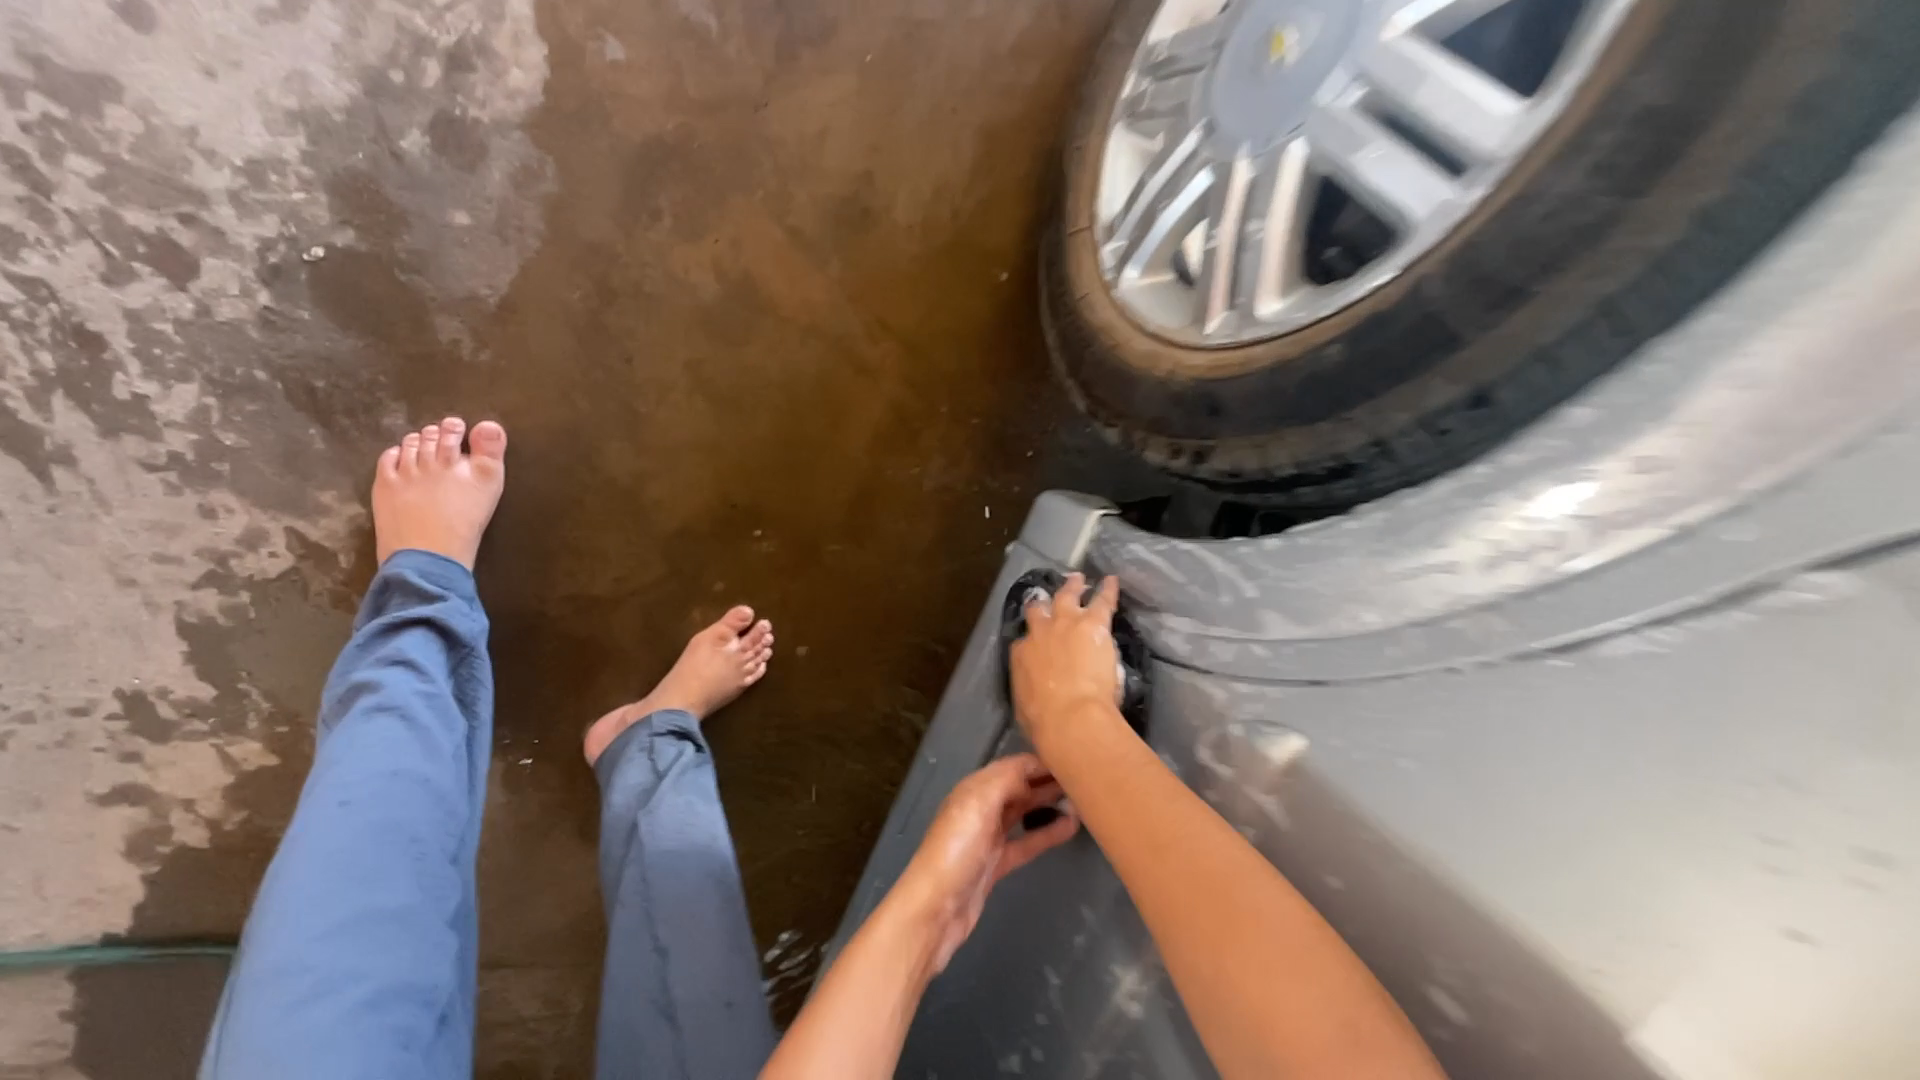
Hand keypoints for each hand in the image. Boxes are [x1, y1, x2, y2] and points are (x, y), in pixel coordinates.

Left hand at [895, 754, 1079, 971]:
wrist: (936, 909)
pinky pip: (1027, 841)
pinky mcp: (996, 863)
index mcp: (974, 789)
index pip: (1013, 766)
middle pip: (1019, 786)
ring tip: (1081, 799)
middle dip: (1047, 780)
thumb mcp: (979, 803)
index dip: (1040, 762)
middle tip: (1083, 778)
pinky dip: (1047, 833)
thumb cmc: (957, 850)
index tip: (1072, 759)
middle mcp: (980, 808)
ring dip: (1049, 804)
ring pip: (1024, 812)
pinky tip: (1070, 828)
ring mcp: (988, 837)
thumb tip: (1033, 771)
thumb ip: (1006, 780)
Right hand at [1010, 572, 1121, 744]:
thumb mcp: (1025, 708)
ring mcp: (1065, 624)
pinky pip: (1101, 601)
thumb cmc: (1045, 721)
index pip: (1024, 643)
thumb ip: (1029, 695)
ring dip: (1072, 587)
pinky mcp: (1092, 623)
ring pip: (1067, 596)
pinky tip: (1112, 581)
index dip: (1032, 641)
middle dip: (1044, 604)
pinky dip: (1108, 590)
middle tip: (1050, 596)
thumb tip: (1035, 698)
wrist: (1069, 715)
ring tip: (1078, 578)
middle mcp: (1039, 633)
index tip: (1038, 644)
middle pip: (1039, 611)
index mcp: (1021, 656)